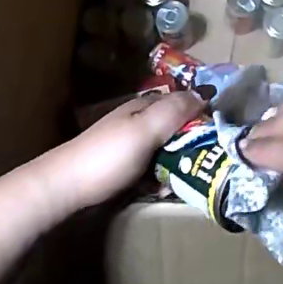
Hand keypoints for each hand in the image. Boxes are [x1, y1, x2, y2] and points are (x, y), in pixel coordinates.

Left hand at [25, 90, 204, 212]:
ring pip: (168, 151)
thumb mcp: (144, 129)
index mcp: (144, 107)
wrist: (63, 190)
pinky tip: (163, 190)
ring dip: (178, 165)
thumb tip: (205, 93)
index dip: (203, 114)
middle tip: (204, 164)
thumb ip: (174, 110)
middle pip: (178, 128)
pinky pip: (154, 169)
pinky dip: (162, 178)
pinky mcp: (126, 168)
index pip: (184, 102)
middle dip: (193, 144)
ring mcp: (132, 146)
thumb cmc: (106, 157)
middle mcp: (140, 122)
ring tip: (185, 181)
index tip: (219, 135)